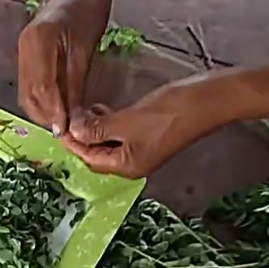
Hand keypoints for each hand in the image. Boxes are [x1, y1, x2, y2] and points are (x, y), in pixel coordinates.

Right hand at [17, 0, 113, 135]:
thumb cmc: (90, 12)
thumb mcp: (85, 53)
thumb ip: (75, 88)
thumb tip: (72, 122)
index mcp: (39, 41)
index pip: (42, 89)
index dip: (53, 113)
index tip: (65, 131)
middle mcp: (24, 46)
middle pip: (29, 95)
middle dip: (46, 116)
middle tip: (65, 130)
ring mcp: (22, 50)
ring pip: (26, 94)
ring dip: (42, 112)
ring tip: (62, 121)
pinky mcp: (25, 54)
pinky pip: (29, 85)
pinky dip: (41, 101)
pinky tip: (56, 107)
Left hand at [60, 77, 219, 177]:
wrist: (209, 100)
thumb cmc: (169, 112)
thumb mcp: (127, 121)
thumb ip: (98, 129)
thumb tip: (74, 132)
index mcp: (126, 166)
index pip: (89, 158)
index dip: (73, 143)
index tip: (60, 125)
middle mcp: (131, 164)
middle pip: (96, 154)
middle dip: (82, 136)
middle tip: (70, 116)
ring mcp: (141, 151)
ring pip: (108, 143)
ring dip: (94, 129)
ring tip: (83, 111)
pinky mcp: (148, 136)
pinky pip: (120, 134)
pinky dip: (108, 124)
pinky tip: (101, 109)